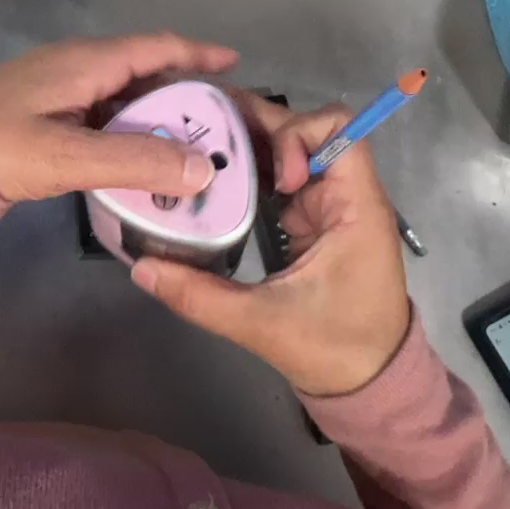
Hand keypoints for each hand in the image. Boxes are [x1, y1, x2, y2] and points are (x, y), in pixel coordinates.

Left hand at [0, 33, 239, 202]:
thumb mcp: (68, 155)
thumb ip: (134, 159)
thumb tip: (204, 168)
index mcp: (86, 62)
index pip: (156, 47)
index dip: (199, 53)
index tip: (237, 64)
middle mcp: (80, 68)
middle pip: (147, 71)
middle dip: (188, 91)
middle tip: (225, 121)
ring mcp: (64, 92)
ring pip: (127, 97)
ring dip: (161, 117)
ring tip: (197, 146)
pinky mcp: (52, 117)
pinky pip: (106, 118)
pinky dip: (133, 134)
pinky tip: (147, 160)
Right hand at [131, 94, 411, 396]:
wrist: (368, 384)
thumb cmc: (334, 349)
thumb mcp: (263, 324)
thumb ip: (201, 296)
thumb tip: (141, 268)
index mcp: (354, 208)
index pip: (337, 130)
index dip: (297, 136)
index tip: (273, 178)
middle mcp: (343, 194)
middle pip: (303, 130)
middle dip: (254, 124)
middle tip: (199, 124)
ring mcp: (325, 204)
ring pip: (287, 149)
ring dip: (246, 143)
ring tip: (194, 138)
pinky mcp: (309, 217)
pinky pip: (277, 176)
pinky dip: (246, 169)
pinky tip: (208, 172)